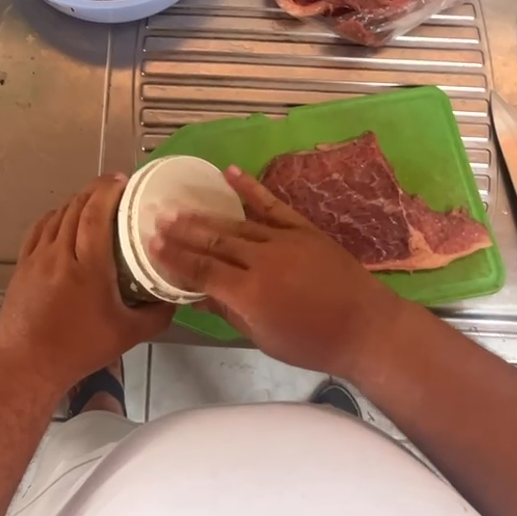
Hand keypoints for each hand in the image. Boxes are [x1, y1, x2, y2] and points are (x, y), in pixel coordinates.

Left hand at [0, 174, 173, 391]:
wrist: (26, 365)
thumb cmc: (78, 349)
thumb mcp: (127, 336)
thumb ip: (156, 315)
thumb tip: (175, 299)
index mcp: (89, 266)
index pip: (96, 213)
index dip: (109, 190)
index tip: (124, 180)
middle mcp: (60, 254)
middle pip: (76, 207)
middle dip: (96, 190)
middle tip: (116, 187)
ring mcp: (37, 258)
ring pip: (58, 216)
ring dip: (76, 202)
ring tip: (94, 201)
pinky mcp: (22, 266)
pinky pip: (39, 230)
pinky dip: (55, 217)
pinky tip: (63, 219)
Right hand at [149, 166, 410, 379]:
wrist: (365, 327)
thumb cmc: (312, 343)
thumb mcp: (263, 338)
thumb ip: (227, 312)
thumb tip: (195, 295)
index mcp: (250, 294)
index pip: (202, 270)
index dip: (174, 257)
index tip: (151, 244)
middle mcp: (262, 262)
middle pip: (214, 243)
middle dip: (182, 232)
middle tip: (157, 219)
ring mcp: (284, 240)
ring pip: (235, 223)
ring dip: (205, 216)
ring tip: (179, 208)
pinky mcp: (303, 228)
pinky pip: (271, 204)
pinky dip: (249, 187)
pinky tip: (229, 173)